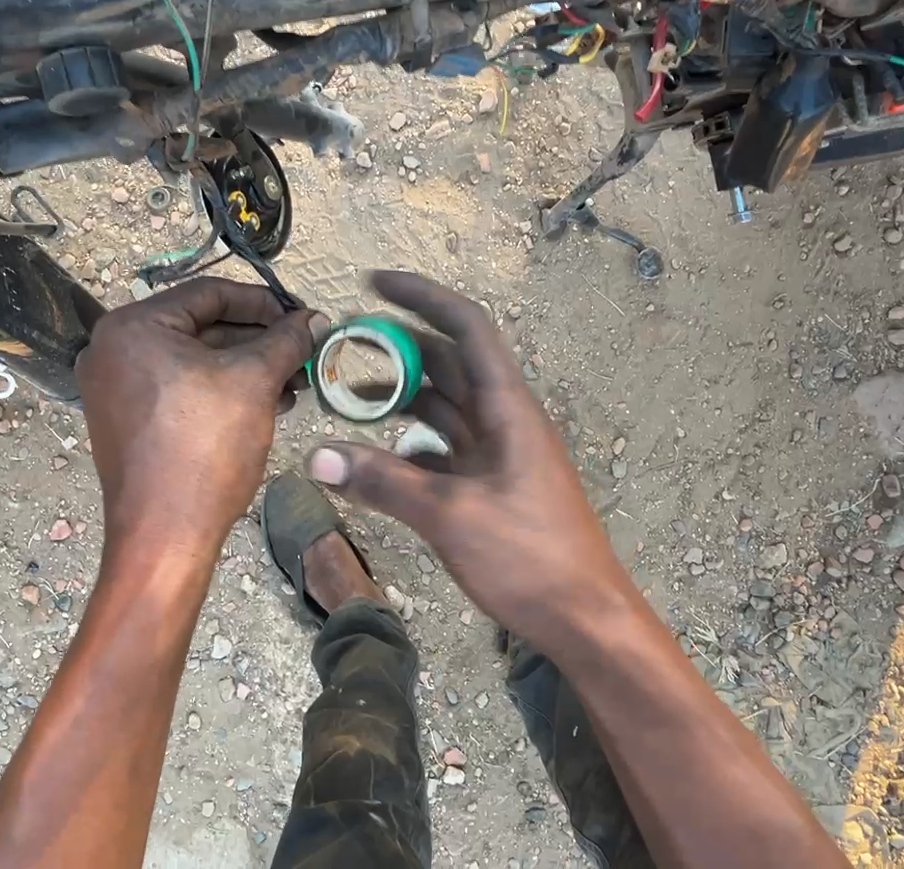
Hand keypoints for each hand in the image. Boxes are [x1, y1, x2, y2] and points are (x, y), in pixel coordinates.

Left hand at [76, 278, 325, 556]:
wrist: (165, 536)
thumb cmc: (206, 448)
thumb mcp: (254, 382)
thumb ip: (287, 340)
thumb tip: (316, 319)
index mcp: (133, 327)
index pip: (210, 293)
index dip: (265, 303)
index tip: (305, 318)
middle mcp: (115, 350)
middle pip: (204, 327)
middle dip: (261, 341)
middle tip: (307, 353)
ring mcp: (117, 388)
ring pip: (198, 361)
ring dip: (250, 367)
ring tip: (297, 384)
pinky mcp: (129, 420)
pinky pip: (184, 388)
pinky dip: (225, 390)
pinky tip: (270, 403)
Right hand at [304, 271, 638, 653]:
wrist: (586, 619)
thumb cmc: (530, 557)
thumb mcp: (449, 516)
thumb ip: (382, 482)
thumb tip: (317, 455)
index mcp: (506, 406)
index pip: (467, 326)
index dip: (423, 296)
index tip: (374, 283)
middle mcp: (503, 418)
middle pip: (447, 362)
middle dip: (397, 347)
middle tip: (342, 344)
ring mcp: (498, 452)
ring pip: (443, 405)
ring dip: (400, 394)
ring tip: (347, 392)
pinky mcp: (491, 483)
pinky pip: (444, 446)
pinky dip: (410, 442)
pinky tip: (379, 457)